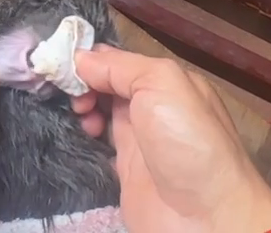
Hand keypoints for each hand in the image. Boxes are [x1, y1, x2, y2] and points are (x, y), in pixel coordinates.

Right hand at [75, 45, 270, 232]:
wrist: (207, 222)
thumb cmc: (186, 140)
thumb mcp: (161, 83)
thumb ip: (119, 66)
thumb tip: (80, 59)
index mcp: (166, 79)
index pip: (121, 58)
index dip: (92, 55)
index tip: (63, 57)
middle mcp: (152, 104)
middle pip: (108, 80)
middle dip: (84, 78)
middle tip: (69, 89)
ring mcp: (140, 138)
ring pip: (102, 107)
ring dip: (84, 102)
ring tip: (80, 112)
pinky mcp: (126, 170)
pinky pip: (100, 141)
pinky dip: (86, 130)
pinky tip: (83, 130)